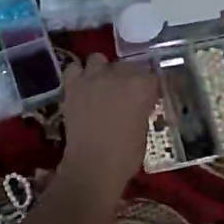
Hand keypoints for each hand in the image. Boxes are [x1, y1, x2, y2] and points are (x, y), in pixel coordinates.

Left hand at [58, 54, 159, 191]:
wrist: (93, 164)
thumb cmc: (125, 154)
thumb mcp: (144, 129)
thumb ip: (141, 108)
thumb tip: (137, 104)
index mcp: (142, 86)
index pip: (150, 75)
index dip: (148, 87)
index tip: (146, 97)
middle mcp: (118, 74)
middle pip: (126, 65)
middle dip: (127, 77)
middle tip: (123, 94)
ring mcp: (93, 77)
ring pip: (99, 59)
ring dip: (102, 70)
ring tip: (101, 86)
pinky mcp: (72, 85)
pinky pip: (74, 68)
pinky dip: (78, 75)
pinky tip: (82, 88)